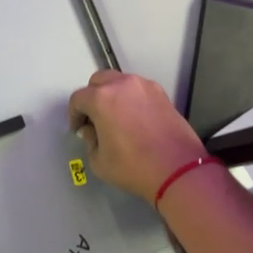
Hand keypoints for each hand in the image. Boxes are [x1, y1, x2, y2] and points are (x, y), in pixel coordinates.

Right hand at [68, 70, 207, 199]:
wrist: (177, 170)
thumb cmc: (133, 167)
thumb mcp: (99, 161)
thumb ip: (90, 140)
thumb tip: (92, 130)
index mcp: (101, 98)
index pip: (78, 99)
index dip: (74, 115)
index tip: (79, 129)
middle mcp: (122, 84)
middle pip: (98, 82)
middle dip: (92, 98)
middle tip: (94, 119)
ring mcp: (145, 86)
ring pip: (120, 82)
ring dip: (112, 95)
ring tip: (115, 118)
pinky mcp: (162, 94)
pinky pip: (138, 90)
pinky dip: (131, 98)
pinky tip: (134, 119)